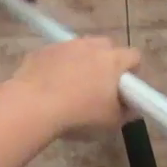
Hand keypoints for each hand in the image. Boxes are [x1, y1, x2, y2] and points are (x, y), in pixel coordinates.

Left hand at [7, 37, 140, 131]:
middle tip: (99, 84)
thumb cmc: (79, 115)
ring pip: (79, 48)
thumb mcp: (111, 122)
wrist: (33, 106)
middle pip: (105, 46)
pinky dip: (57, 64)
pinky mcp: (42, 50)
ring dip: (80, 61)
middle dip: (106, 61)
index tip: (126, 87)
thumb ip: (126, 112)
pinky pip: (56, 54)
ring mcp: (63, 45)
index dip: (132, 70)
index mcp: (112, 60)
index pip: (133, 56)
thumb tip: (132, 107)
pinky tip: (50, 83)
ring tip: (72, 84)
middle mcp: (89, 46)